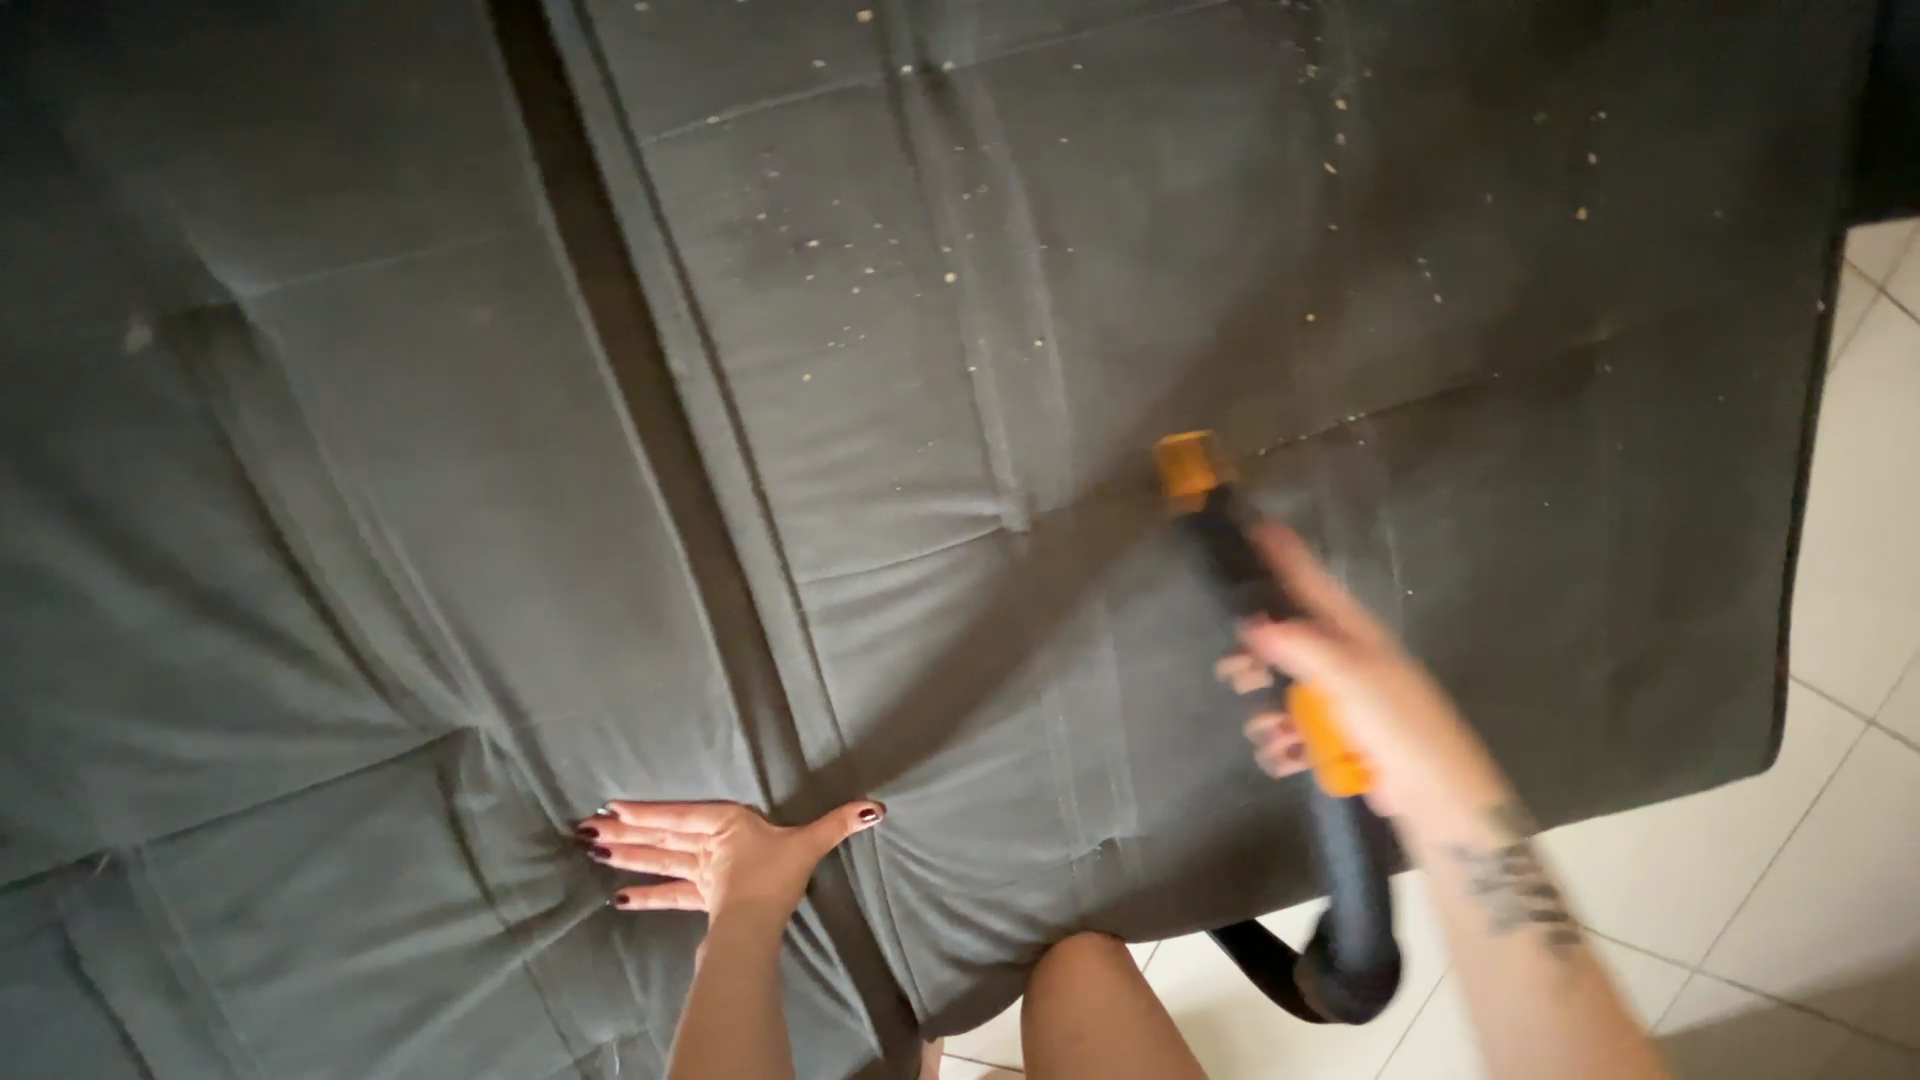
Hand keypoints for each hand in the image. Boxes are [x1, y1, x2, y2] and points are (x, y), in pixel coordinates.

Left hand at [577, 799, 884, 925]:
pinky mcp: (701, 900)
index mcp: (726, 825)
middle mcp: (706, 847)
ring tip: (592, 849)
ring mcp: (700, 876)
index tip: (614, 807)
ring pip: (658, 861)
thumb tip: (878, 807)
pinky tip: (617, 901)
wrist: (759, 922)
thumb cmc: (777, 876)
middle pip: (661, 837)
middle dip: (624, 831)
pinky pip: (669, 897)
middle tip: (585, 826)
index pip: (681, 815)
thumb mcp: (811, 843)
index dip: (648, 811)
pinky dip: (645, 897)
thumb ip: (840, 822)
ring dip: (626, 856)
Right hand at [1235, 526, 1510, 823]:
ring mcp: (1334, 702)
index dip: (1284, 557)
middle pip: (1279, 643)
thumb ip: (1299, 646)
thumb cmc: (1400, 726)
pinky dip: (1281, 747)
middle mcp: (1338, 661)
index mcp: (1350, 635)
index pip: (1310, 584)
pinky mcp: (1330, 739)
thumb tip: (1253, 622)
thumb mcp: (1351, 678)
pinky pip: (1287, 733)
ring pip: (1277, 694)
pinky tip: (1287, 760)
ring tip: (1276, 736)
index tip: (1256, 528)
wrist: (1436, 798)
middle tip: (1240, 675)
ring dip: (1268, 718)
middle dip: (1253, 661)